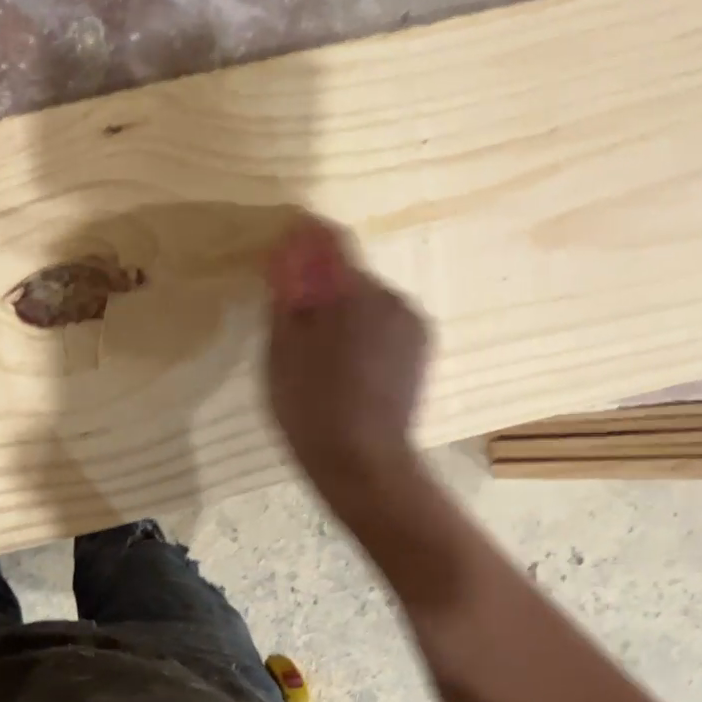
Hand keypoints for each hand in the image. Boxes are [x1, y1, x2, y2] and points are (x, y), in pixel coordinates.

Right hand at [265, 216, 430, 494]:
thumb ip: (288, 291)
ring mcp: (411, 323)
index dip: (301, 245)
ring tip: (320, 361)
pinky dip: (363, 337)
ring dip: (343, 317)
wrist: (362, 460)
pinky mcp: (421, 349)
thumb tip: (290, 243)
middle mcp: (390, 295)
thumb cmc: (309, 405)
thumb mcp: (282, 348)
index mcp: (352, 290)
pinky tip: (347, 373)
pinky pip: (384, 326)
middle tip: (293, 334)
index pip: (328, 241)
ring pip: (366, 303)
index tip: (280, 264)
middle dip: (321, 293)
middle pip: (348, 277)